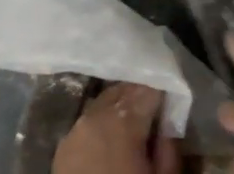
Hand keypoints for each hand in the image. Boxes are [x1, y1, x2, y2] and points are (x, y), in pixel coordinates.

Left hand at [53, 82, 179, 173]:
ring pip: (103, 103)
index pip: (149, 86)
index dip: (163, 91)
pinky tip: (111, 143)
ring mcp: (74, 130)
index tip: (172, 101)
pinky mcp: (62, 147)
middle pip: (124, 90)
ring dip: (120, 109)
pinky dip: (101, 125)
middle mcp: (95, 115)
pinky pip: (87, 123)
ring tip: (133, 129)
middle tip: (155, 114)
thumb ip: (169, 145)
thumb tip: (168, 122)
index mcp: (123, 120)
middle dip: (141, 98)